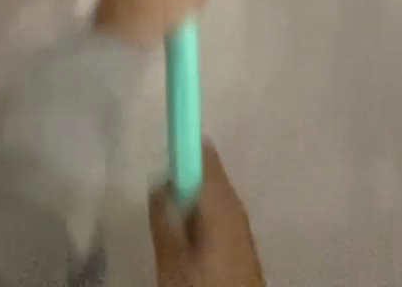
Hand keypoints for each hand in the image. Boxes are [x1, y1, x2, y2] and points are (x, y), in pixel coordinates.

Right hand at [148, 143, 264, 286]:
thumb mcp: (170, 257)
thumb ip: (162, 214)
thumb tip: (160, 179)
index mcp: (219, 198)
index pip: (202, 151)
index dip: (182, 143)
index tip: (163, 147)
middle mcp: (235, 202)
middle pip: (208, 172)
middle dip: (184, 177)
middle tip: (160, 199)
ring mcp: (241, 222)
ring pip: (212, 194)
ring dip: (192, 200)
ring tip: (171, 225)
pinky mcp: (242, 242)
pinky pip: (219, 214)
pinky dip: (202, 218)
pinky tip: (189, 243)